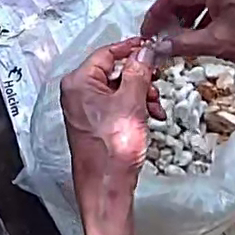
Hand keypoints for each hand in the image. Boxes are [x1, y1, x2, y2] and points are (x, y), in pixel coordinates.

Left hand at [60, 38, 155, 234]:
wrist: (107, 185)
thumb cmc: (112, 150)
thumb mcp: (132, 102)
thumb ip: (138, 72)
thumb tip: (144, 52)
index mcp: (78, 82)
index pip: (106, 53)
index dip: (130, 49)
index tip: (150, 48)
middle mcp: (76, 93)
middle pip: (113, 71)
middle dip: (139, 78)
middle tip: (157, 85)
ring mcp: (84, 109)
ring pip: (118, 89)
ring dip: (140, 94)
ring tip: (155, 109)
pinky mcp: (94, 123)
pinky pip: (116, 105)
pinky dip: (134, 107)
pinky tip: (149, 117)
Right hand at [140, 0, 234, 93]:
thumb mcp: (220, 45)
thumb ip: (183, 43)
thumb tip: (159, 46)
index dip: (156, 12)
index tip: (148, 31)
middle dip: (170, 12)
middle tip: (160, 34)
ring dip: (187, 15)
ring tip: (179, 37)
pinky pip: (219, 0)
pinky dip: (205, 15)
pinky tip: (203, 34)